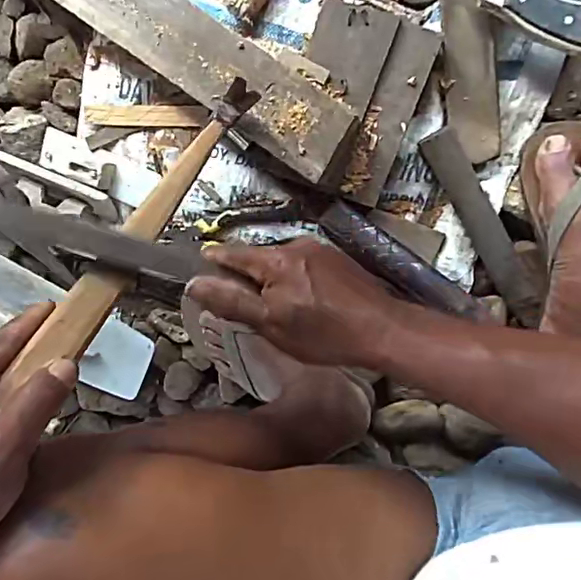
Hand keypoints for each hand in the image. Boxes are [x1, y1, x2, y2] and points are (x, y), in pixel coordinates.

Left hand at [0, 305, 76, 579]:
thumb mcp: (5, 448)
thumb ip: (38, 400)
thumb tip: (65, 360)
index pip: (4, 341)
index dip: (34, 323)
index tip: (57, 307)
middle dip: (26, 348)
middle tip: (61, 344)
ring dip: (13, 377)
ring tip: (42, 379)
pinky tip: (8, 417)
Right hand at [185, 238, 409, 368]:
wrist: (384, 330)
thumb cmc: (325, 333)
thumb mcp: (271, 324)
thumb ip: (232, 302)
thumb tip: (196, 284)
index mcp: (277, 260)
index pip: (234, 254)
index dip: (215, 260)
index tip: (202, 262)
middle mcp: (298, 246)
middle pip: (259, 258)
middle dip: (246, 275)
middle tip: (238, 299)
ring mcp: (323, 252)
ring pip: (284, 263)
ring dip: (273, 279)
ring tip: (274, 306)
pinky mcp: (340, 262)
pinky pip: (305, 267)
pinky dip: (295, 281)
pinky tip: (303, 303)